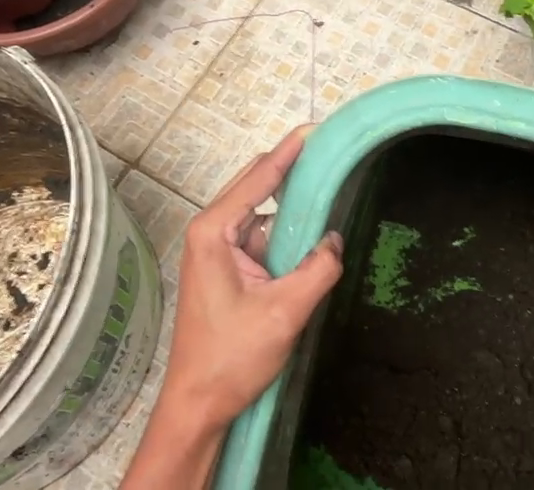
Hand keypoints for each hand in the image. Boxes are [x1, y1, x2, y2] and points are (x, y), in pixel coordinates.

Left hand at [121, 125, 342, 489]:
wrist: (198, 404)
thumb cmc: (232, 358)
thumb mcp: (285, 312)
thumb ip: (317, 269)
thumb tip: (335, 238)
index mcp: (213, 230)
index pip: (258, 176)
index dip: (289, 151)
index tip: (314, 128)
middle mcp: (210, 230)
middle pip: (256, 184)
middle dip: (291, 167)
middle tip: (328, 150)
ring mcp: (217, 248)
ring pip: (260, 209)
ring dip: (290, 201)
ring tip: (326, 181)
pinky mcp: (226, 265)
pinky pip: (260, 233)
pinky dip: (284, 228)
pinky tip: (309, 226)